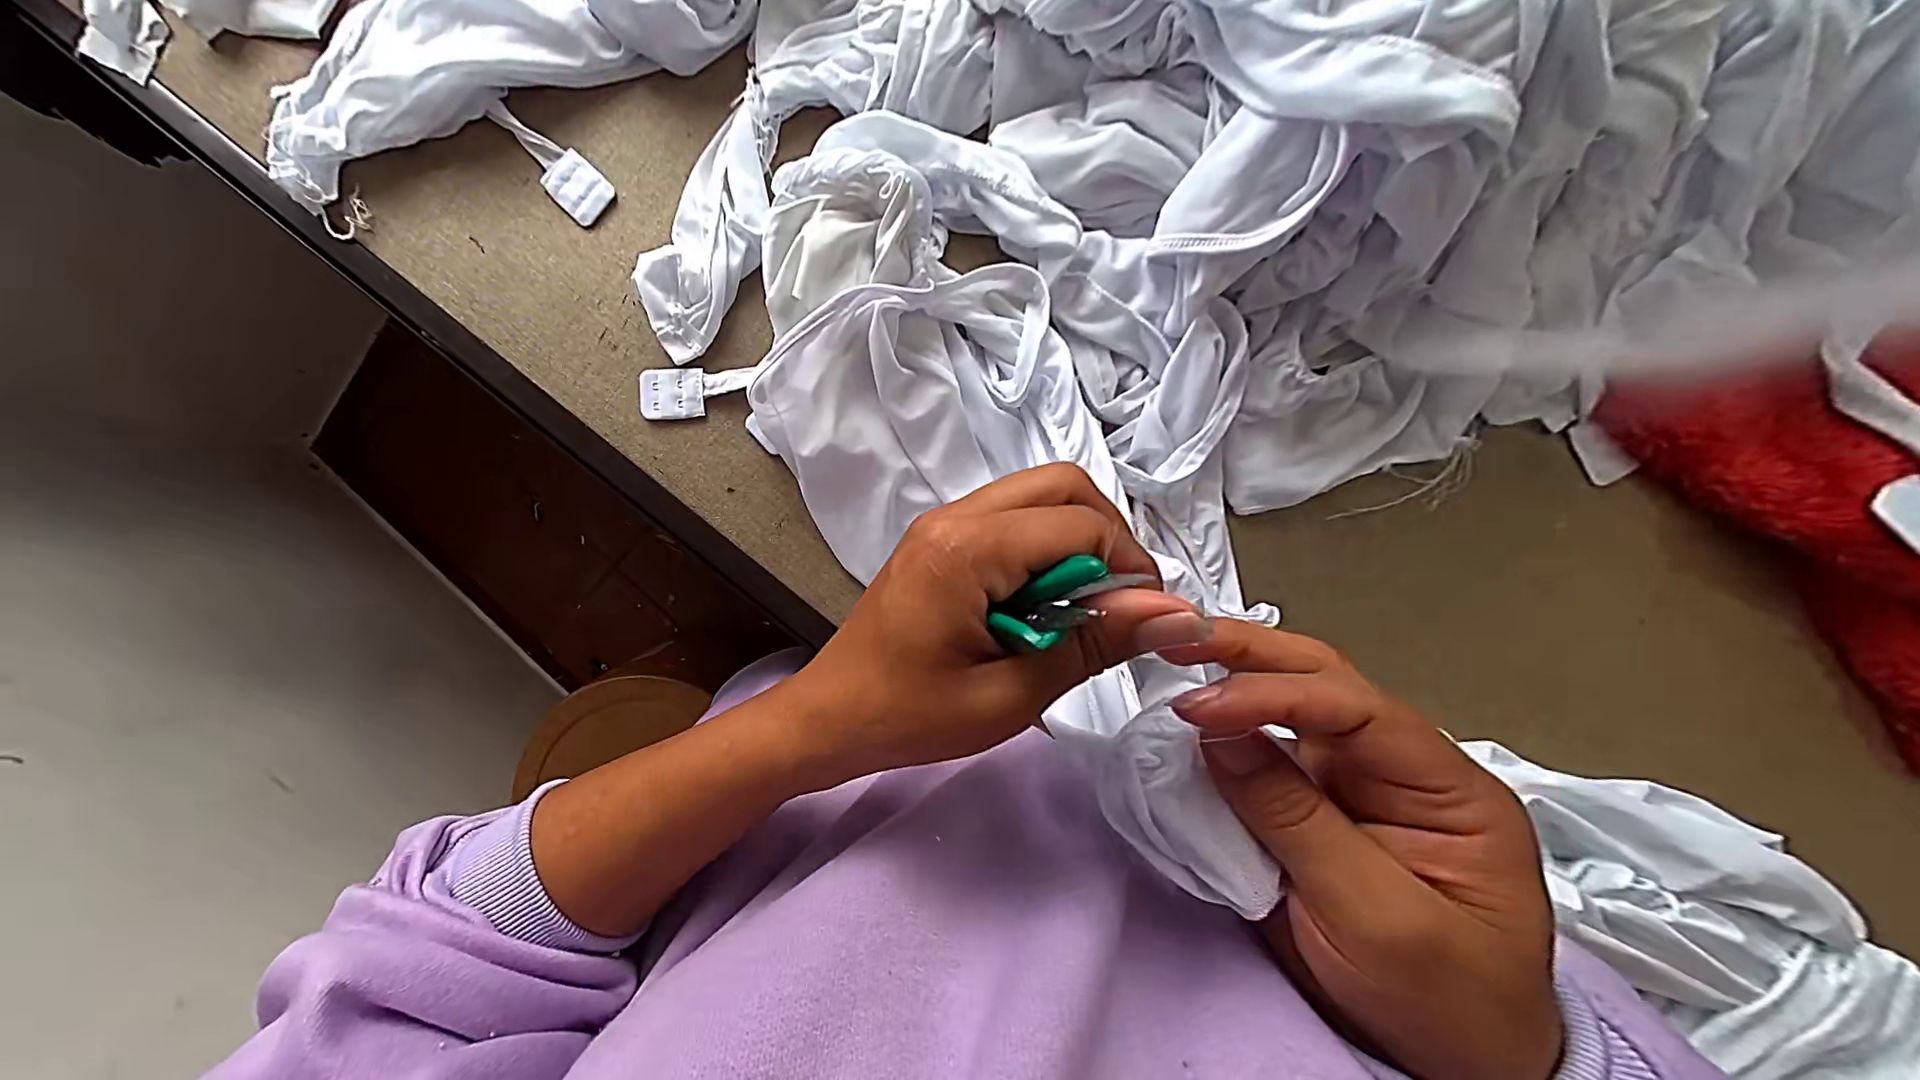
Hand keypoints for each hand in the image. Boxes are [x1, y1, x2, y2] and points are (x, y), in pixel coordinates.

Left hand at [783, 463, 1209, 786]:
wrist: (830, 716)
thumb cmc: (909, 717)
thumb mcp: (1009, 697)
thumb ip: (1092, 646)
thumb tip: (1172, 614)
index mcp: (966, 549)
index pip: (1079, 525)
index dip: (1128, 567)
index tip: (1143, 619)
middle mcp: (955, 516)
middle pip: (1061, 484)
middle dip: (1108, 536)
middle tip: (1116, 602)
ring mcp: (944, 521)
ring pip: (1038, 494)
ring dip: (1077, 539)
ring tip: (1081, 606)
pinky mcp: (942, 537)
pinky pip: (1013, 517)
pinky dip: (1045, 547)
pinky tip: (1042, 601)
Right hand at [1162, 621, 1560, 1079]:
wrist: (1444, 1063)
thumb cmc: (1444, 1003)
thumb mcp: (1376, 917)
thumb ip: (1295, 818)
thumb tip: (1218, 733)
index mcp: (1446, 786)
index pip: (1354, 707)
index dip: (1272, 694)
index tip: (1201, 707)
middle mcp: (1396, 766)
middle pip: (1323, 680)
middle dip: (1250, 653)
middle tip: (1182, 639)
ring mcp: (1349, 780)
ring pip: (1288, 702)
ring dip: (1232, 677)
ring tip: (1176, 659)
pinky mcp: (1307, 800)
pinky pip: (1259, 750)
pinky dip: (1222, 728)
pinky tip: (1191, 714)